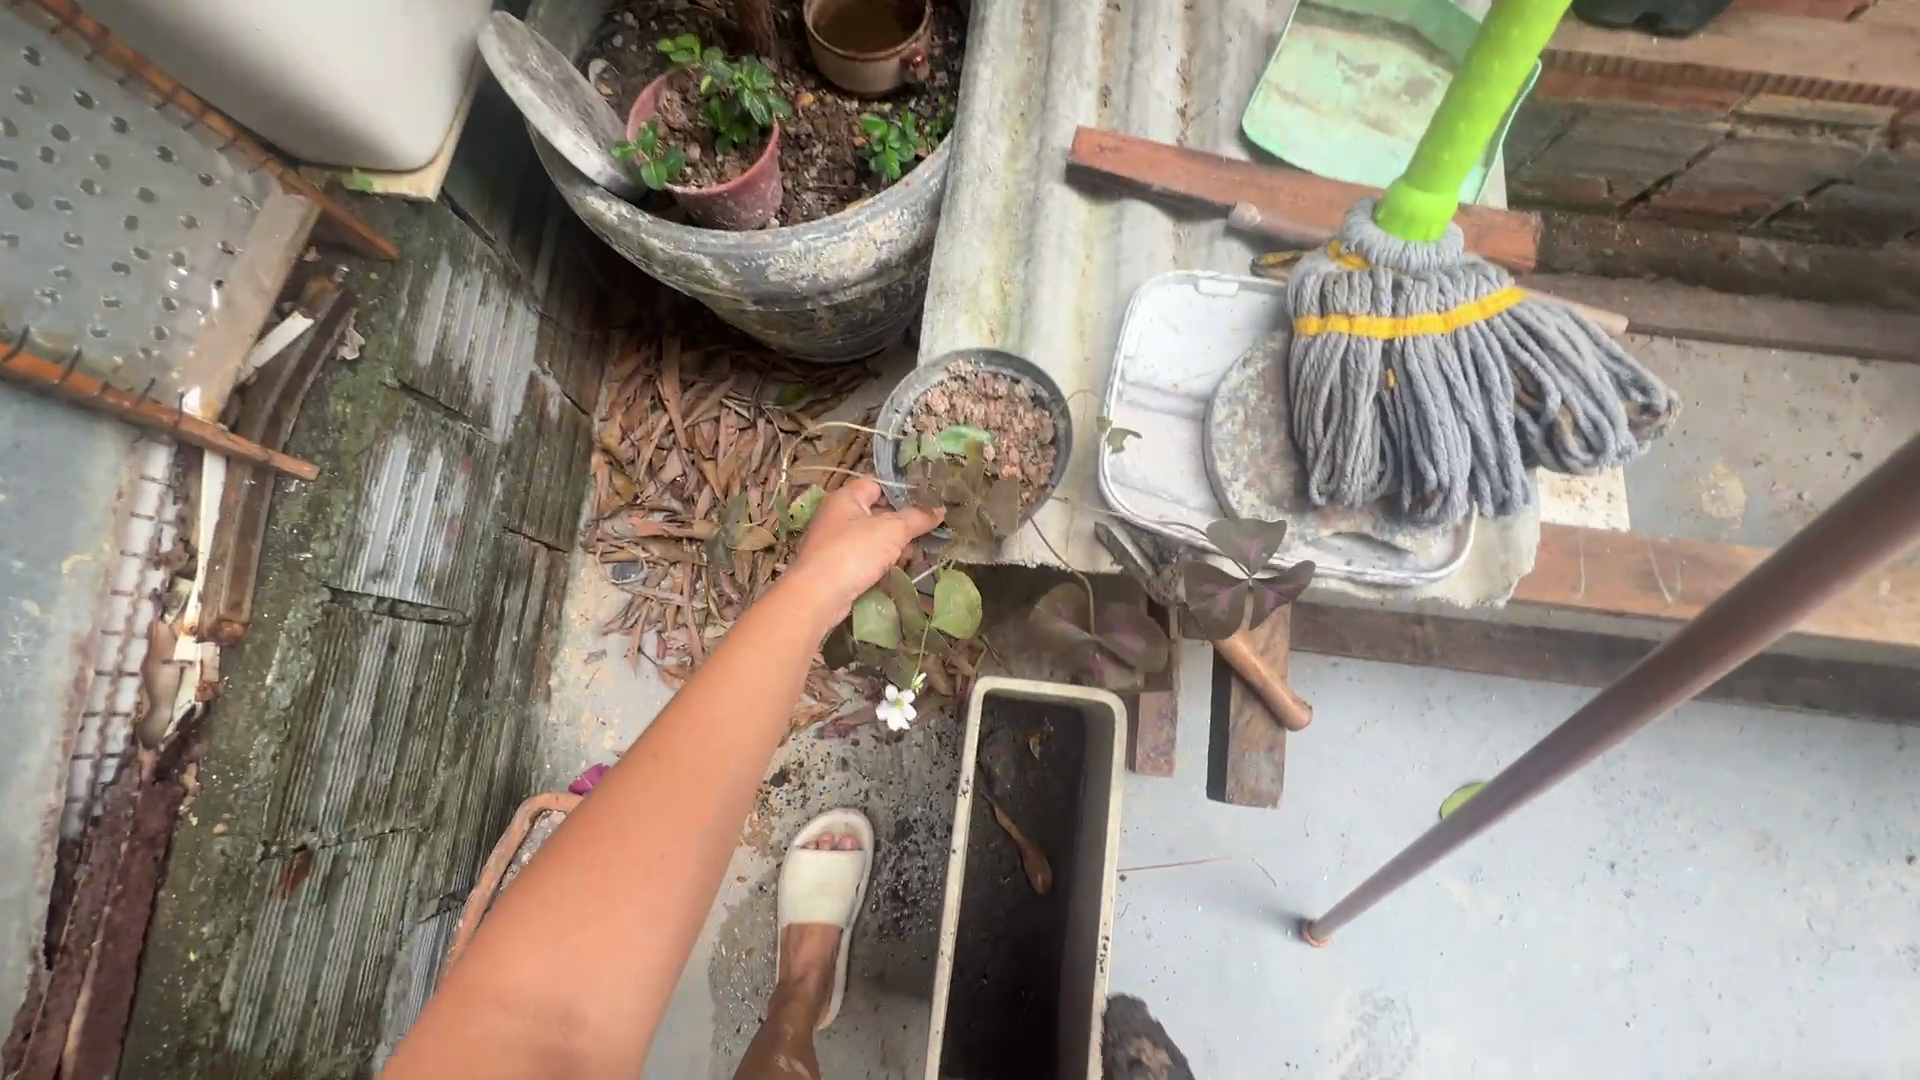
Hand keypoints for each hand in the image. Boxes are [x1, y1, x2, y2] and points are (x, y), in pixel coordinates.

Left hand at [785, 477, 941, 623]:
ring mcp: (837, 541)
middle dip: (904, 520)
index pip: (878, 483)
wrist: (818, 595)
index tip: (928, 499)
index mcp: (847, 497)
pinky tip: (902, 564)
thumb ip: (917, 517)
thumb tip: (939, 509)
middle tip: (930, 528)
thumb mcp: (892, 530)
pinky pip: (867, 554)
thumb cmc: (853, 552)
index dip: (903, 489)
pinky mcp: (839, 564)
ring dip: (897, 542)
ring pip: (874, 535)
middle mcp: (839, 515)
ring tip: (922, 549)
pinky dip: (884, 557)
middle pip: (878, 510)